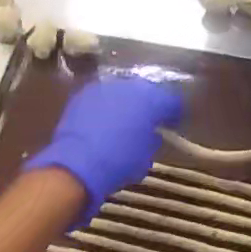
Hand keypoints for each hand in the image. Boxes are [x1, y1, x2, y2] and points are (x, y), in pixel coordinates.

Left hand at [23, 78, 183, 226]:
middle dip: (146, 107)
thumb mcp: (144, 158)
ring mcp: (103, 88)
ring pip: (120, 94)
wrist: (76, 166)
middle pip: (144, 93)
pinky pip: (100, 100)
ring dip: (123, 106)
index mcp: (151, 100)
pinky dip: (104, 109)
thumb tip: (151, 134)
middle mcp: (128, 85)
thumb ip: (152, 140)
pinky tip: (102, 125)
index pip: (170, 101)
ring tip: (122, 125)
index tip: (173, 125)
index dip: (173, 114)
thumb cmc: (118, 164)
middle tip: (146, 125)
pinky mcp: (81, 95)